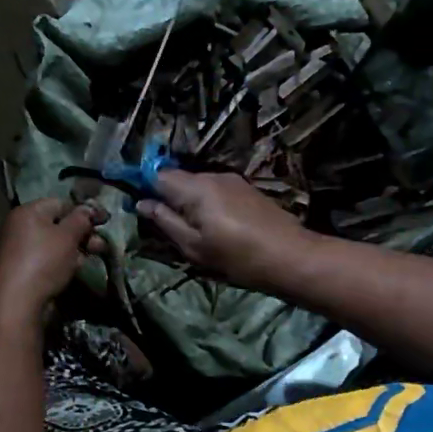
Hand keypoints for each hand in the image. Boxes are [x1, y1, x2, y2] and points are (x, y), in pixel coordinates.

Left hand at [0, 198, 107, 315]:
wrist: (19, 300)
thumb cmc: (44, 260)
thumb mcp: (68, 235)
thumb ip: (81, 219)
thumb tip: (89, 208)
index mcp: (29, 212)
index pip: (62, 203)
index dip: (84, 212)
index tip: (104, 223)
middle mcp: (23, 226)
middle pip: (60, 224)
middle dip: (83, 233)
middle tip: (100, 246)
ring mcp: (23, 248)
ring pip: (57, 243)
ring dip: (77, 249)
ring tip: (91, 259)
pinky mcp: (26, 267)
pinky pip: (50, 257)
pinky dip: (65, 261)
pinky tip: (75, 270)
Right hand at [138, 170, 317, 290]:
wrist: (290, 256)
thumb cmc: (238, 256)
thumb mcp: (194, 247)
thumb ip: (166, 222)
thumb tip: (142, 204)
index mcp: (195, 188)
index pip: (158, 175)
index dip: (145, 188)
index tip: (142, 208)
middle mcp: (213, 176)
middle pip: (179, 179)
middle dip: (170, 198)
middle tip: (169, 228)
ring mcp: (234, 181)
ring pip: (199, 186)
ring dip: (191, 203)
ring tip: (197, 232)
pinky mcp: (248, 190)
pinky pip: (218, 192)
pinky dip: (210, 205)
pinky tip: (219, 227)